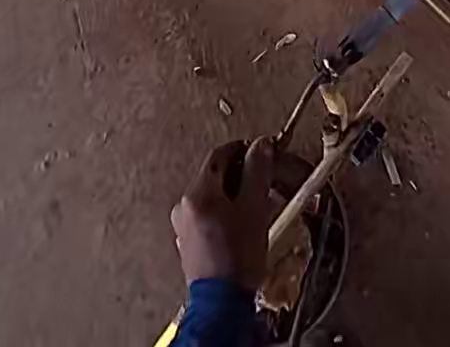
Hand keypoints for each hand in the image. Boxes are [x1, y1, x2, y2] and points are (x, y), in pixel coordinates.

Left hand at [171, 138, 274, 287]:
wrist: (221, 305)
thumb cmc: (238, 255)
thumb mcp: (254, 206)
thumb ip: (258, 169)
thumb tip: (261, 144)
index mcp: (197, 194)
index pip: (221, 154)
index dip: (245, 149)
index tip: (264, 152)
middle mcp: (185, 206)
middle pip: (217, 174)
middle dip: (244, 172)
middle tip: (265, 180)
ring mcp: (184, 225)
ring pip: (215, 193)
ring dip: (238, 192)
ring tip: (259, 203)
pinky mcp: (189, 240)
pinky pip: (210, 211)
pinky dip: (228, 209)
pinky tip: (244, 221)